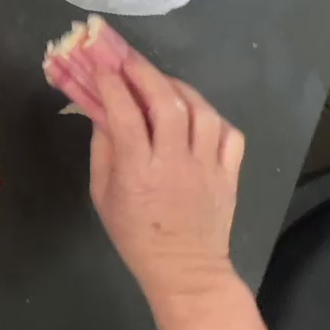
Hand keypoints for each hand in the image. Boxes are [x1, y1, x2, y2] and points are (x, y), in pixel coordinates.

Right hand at [46, 22, 245, 305]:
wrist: (185, 271)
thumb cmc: (133, 233)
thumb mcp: (101, 192)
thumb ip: (103, 148)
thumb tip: (103, 110)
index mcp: (138, 171)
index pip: (124, 113)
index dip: (111, 84)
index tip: (101, 67)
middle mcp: (175, 163)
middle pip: (167, 103)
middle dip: (145, 72)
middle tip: (128, 59)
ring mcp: (208, 168)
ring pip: (201, 111)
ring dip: (178, 87)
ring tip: (160, 81)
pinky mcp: (229, 174)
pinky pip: (228, 133)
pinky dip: (210, 114)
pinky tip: (193, 111)